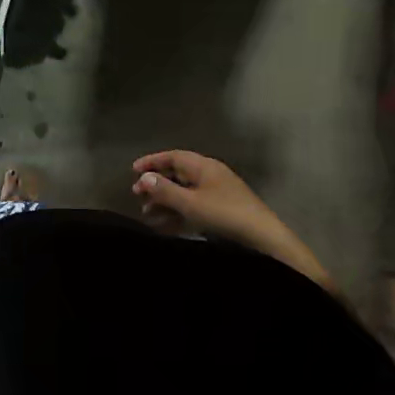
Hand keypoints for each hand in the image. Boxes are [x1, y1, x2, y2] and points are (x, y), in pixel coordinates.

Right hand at [132, 150, 337, 294]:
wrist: (262, 238)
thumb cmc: (224, 214)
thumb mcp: (190, 202)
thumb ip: (164, 190)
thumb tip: (143, 178)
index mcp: (204, 167)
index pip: (173, 157)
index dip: (152, 161)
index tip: (133, 170)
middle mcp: (210, 176)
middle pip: (178, 175)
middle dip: (156, 185)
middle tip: (137, 195)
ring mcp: (216, 194)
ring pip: (184, 193)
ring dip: (164, 202)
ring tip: (147, 215)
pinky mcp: (220, 212)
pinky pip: (192, 208)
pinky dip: (177, 214)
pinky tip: (164, 227)